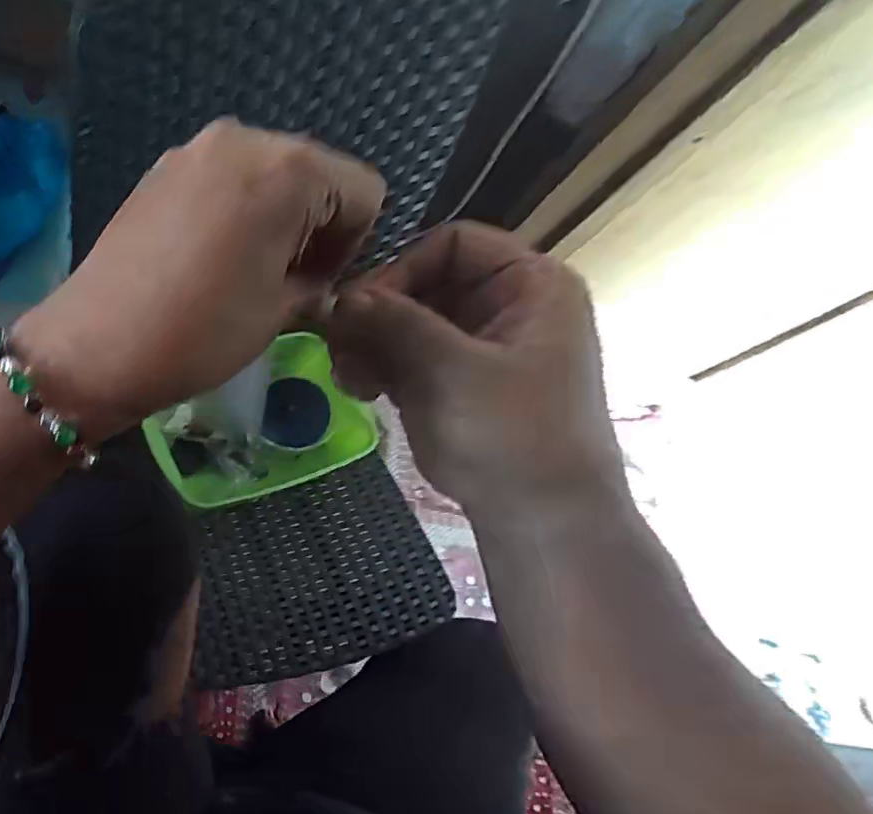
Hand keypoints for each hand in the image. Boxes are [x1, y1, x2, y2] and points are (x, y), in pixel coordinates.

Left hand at [13, 119, 385, 435]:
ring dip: (264, 223)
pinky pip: (214, 188)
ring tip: (233, 280)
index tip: (313, 291)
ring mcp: (188, 156)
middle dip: (307, 230)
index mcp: (286, 168)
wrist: (90, 351)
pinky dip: (225, 219)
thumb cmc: (194, 338)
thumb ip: (312, 284)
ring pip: (259, 180)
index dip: (349, 248)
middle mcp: (239, 141)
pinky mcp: (153, 178)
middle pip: (309, 177)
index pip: (361, 192)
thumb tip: (315, 279)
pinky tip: (199, 266)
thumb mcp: (274, 315)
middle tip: (276, 287)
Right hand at [326, 221, 626, 523]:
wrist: (535, 509)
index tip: (358, 311)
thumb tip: (340, 297)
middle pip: (421, 287)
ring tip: (346, 378)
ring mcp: (471, 349)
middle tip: (336, 349)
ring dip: (367, 346)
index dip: (400, 271)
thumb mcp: (452, 369)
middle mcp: (498, 308)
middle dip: (374, 316)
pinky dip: (375, 370)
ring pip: (404, 326)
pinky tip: (357, 391)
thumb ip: (397, 325)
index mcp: (526, 285)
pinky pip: (402, 360)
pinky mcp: (447, 385)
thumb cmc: (509, 431)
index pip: (452, 245)